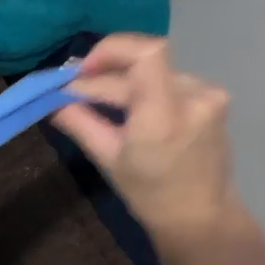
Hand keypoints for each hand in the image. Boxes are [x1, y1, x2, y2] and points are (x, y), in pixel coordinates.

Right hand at [51, 34, 248, 248]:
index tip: (81, 73)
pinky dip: (140, 89)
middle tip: (70, 94)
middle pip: (140, 66)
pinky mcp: (212, 98)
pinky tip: (125, 108)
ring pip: (152, 73)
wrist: (199, 213)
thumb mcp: (106, 158)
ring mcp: (208, 95)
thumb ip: (80, 122)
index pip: (146, 54)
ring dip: (121, 83)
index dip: (110, 50)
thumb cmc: (148, 193)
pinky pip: (166, 82)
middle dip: (101, 77)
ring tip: (96, 103)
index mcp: (164, 114)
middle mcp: (193, 95)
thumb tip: (53, 101)